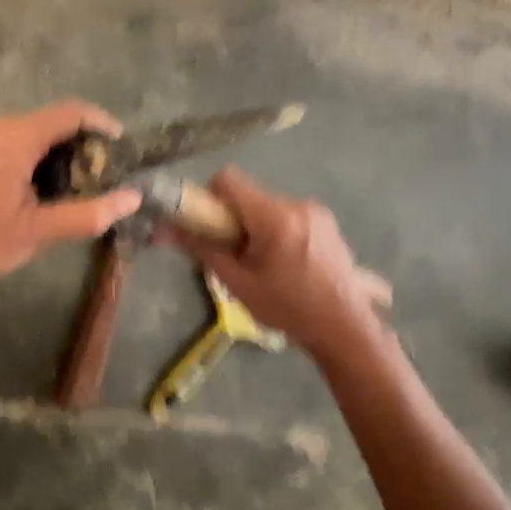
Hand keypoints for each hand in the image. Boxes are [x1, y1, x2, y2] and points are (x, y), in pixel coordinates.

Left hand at [0, 101, 143, 295]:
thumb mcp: (37, 232)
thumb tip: (133, 198)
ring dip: (56, 156)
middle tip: (102, 180)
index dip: (103, 123)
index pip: (72, 112)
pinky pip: (11, 145)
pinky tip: (37, 195)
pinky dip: (33, 161)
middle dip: (81, 146)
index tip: (124, 148)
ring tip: (74, 192)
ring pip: (30, 135)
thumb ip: (87, 214)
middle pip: (51, 122)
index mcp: (17, 138)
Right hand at [167, 168, 391, 357]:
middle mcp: (297, 205)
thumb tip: (163, 230)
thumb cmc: (288, 308)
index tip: (208, 227)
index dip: (209, 198)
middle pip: (248, 195)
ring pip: (266, 206)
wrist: (346, 330)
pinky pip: (286, 216)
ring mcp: (316, 213)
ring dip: (253, 226)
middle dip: (232, 218)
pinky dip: (273, 231)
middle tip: (232, 254)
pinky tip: (283, 265)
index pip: (228, 179)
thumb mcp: (237, 282)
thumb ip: (202, 249)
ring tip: (260, 264)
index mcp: (275, 216)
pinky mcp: (326, 223)